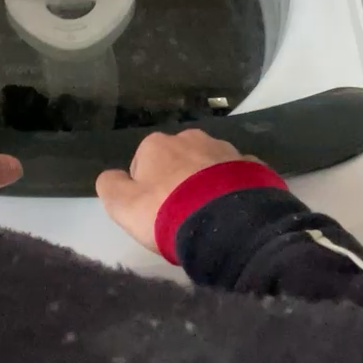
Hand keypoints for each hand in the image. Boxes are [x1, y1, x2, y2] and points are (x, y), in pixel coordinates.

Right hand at [95, 129, 253, 252]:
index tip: (154, 214)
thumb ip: (110, 186)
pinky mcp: (252, 165)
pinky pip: (236, 177)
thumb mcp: (123, 207)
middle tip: (181, 216)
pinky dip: (232, 190)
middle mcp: (190, 137)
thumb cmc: (168, 213)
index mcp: (157, 144)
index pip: (142, 163)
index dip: (145, 190)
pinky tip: (233, 212)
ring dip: (206, 184)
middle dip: (178, 181)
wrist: (228, 225)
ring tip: (209, 216)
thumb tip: (111, 176)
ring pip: (208, 166)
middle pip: (177, 160)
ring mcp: (224, 149)